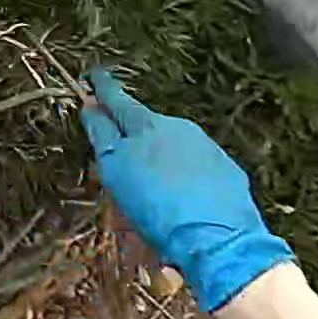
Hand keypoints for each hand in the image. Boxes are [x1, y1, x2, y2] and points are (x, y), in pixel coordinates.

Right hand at [79, 68, 292, 311]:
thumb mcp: (115, 171)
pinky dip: (185, 176)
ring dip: (159, 159)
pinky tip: (183, 200)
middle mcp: (176, 125)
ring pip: (171, 145)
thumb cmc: (155, 206)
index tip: (93, 76)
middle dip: (131, 134)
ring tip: (155, 192)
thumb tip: (90, 105)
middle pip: (144, 124)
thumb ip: (101, 134)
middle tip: (121, 158)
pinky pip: (197, 165)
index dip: (101, 87)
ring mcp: (205, 145)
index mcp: (144, 123)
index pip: (116, 98)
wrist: (220, 241)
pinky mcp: (227, 169)